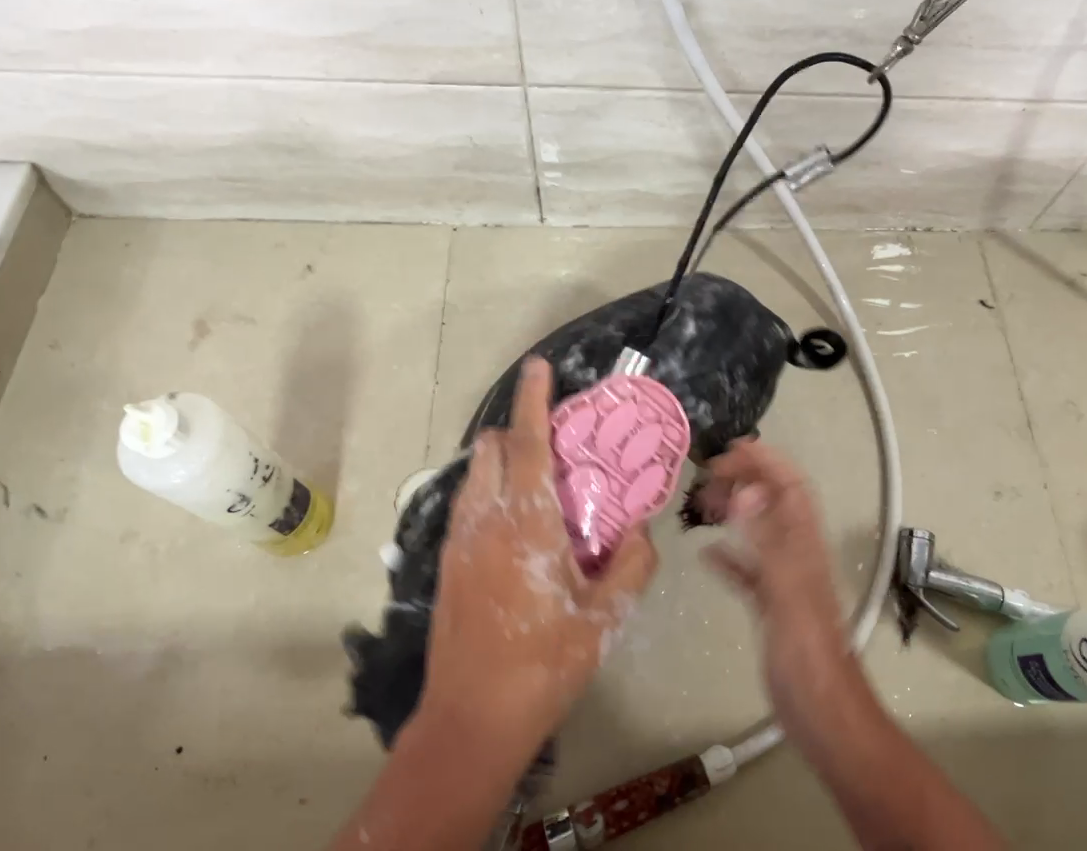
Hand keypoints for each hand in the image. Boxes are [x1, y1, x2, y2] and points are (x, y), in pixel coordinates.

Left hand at [415, 357, 658, 761]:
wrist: (471, 719)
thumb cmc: (543, 665)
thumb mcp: (604, 620)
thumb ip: (631, 567)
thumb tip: (641, 531)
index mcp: (527, 524)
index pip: (529, 445)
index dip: (534, 400)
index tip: (538, 366)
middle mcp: (485, 521)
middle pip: (492, 450)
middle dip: (518, 432)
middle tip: (557, 446)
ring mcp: (458, 543)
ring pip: (475, 477)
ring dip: (501, 463)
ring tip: (540, 487)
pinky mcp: (446, 566)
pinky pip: (467, 507)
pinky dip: (489, 494)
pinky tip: (517, 529)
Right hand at [699, 441, 864, 738]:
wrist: (825, 716)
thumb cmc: (809, 657)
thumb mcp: (787, 593)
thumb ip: (766, 542)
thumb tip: (746, 492)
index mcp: (806, 546)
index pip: (791, 486)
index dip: (767, 462)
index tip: (732, 451)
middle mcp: (798, 556)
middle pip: (774, 503)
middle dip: (746, 480)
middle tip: (708, 476)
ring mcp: (785, 582)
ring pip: (759, 532)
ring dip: (735, 512)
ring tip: (704, 503)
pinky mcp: (772, 608)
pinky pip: (748, 572)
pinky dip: (728, 558)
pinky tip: (707, 555)